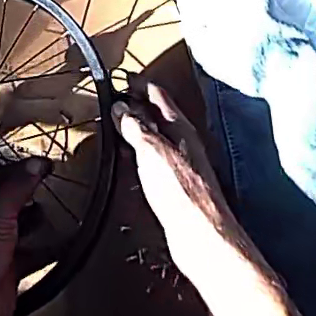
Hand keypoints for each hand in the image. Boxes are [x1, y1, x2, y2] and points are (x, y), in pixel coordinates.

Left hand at [0, 156, 49, 315]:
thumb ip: (19, 185)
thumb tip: (35, 165)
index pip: (1, 176)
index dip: (23, 168)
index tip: (43, 165)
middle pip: (10, 201)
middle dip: (30, 193)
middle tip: (51, 185)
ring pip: (20, 227)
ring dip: (38, 221)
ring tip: (56, 212)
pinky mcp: (6, 270)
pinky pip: (30, 254)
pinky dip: (45, 248)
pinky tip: (59, 244)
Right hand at [114, 83, 236, 254]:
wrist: (202, 238)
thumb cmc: (181, 190)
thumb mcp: (151, 150)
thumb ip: (135, 127)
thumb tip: (120, 108)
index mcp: (180, 127)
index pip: (157, 94)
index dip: (138, 84)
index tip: (121, 78)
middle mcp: (182, 142)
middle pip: (157, 114)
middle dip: (136, 104)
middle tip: (114, 99)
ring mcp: (180, 163)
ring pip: (155, 136)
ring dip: (136, 128)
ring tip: (116, 123)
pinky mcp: (175, 185)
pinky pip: (153, 157)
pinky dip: (138, 151)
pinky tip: (128, 157)